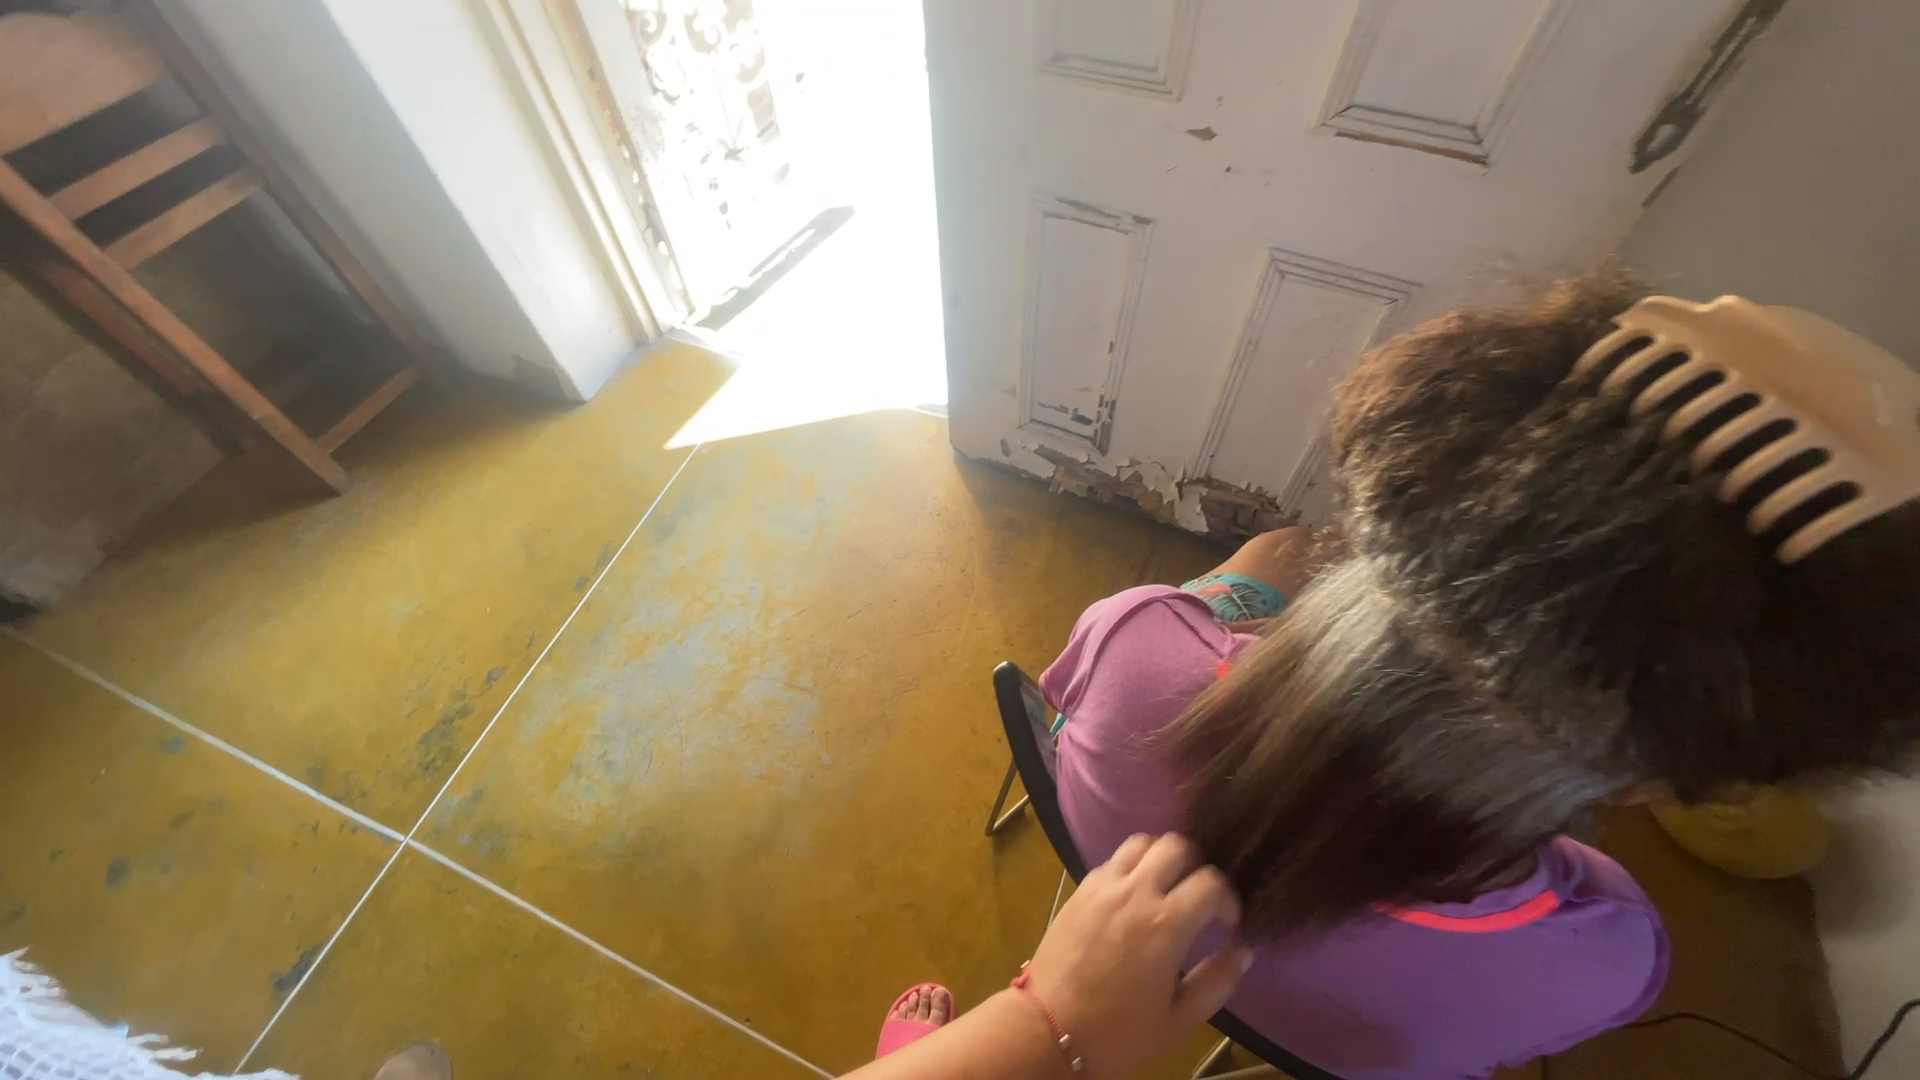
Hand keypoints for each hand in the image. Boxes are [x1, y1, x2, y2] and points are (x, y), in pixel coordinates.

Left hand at [1022, 834, 1250, 1076]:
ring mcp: (1104, 884)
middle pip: (1175, 845)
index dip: (1228, 898)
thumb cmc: (1119, 1032)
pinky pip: (1113, 860)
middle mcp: (1136, 892)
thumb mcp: (1179, 1019)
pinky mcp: (1082, 886)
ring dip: (1160, 857)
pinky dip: (1131, 867)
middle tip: (1196, 896)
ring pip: (1141, 842)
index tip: (1226, 922)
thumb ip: (1217, 982)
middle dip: (1196, 865)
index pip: (1211, 881)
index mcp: (1166, 924)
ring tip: (1165, 886)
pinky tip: (1132, 896)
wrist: (1049, 1027)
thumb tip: (1243, 951)